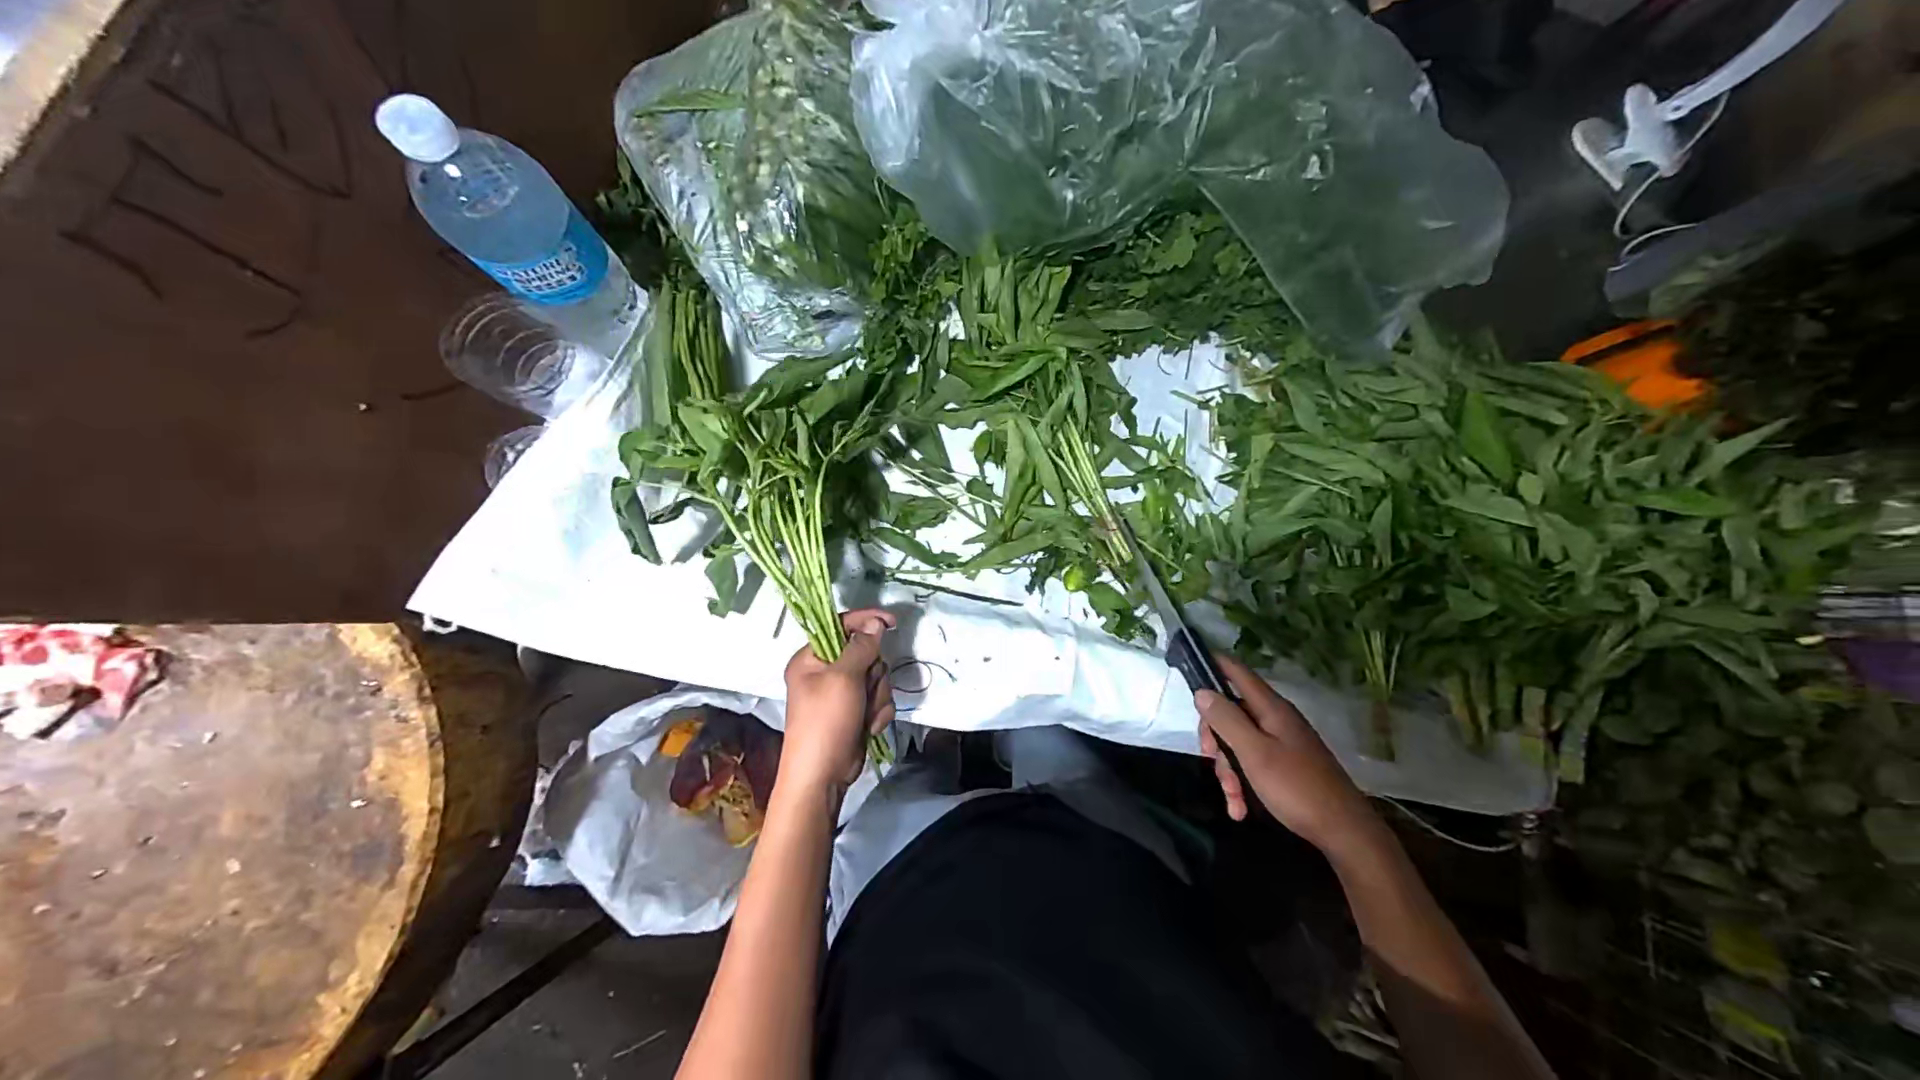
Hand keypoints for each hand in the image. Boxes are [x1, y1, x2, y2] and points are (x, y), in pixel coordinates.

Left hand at [780, 609, 896, 795]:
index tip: (891, 622)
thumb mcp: (843, 678)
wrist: (823, 775)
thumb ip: (861, 647)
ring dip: (877, 696)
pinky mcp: (856, 711)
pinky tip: (868, 727)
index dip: (865, 621)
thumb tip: (874, 623)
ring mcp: (842, 693)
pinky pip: (879, 699)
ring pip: (877, 677)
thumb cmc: (825, 722)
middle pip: (866, 653)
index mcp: (811, 658)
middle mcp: (826, 672)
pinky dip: (878, 712)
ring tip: (864, 715)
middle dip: (873, 673)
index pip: (840, 625)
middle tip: (864, 690)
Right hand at [1196, 653, 1387, 857]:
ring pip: (1238, 744)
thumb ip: (1226, 720)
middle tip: (1210, 759)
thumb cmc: (1296, 787)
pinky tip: (1241, 808)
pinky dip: (1242, 784)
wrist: (1344, 832)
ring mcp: (1282, 743)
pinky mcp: (1285, 766)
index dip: (1212, 665)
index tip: (1187, 669)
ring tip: (1234, 800)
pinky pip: (1252, 764)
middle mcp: (1276, 720)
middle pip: (1231, 713)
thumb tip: (1202, 691)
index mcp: (1271, 709)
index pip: (1236, 672)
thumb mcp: (1254, 753)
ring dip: (1228, 770)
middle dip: (1215, 739)